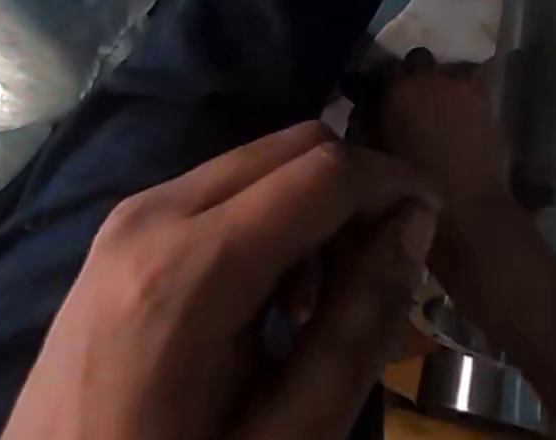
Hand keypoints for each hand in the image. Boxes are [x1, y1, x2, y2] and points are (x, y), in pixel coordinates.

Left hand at [1, 122, 439, 439]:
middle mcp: (155, 212)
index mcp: (188, 270)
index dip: (392, 181)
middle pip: (298, 145)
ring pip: (266, 158)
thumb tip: (416, 222)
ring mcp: (132, 214)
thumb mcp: (287, 439)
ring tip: (320, 294)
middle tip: (376, 264)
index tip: (430, 216)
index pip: (324, 173)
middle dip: (356, 188)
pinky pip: (228, 183)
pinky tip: (270, 291)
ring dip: (316, 203)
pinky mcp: (125, 227)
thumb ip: (361, 324)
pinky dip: (275, 213)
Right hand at [373, 48, 512, 210]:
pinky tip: (459, 124)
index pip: (373, 75)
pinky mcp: (488, 100)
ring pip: (448, 73)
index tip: (368, 100)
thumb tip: (365, 112)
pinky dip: (462, 101)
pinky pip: (470, 91)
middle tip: (409, 103)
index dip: (370, 88)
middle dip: (411, 76)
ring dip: (440, 87)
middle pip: (416, 61)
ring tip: (438, 114)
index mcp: (396, 90)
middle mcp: (430, 78)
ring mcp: (463, 86)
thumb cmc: (413, 194)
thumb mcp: (375, 159)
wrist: (470, 212)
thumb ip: (367, 126)